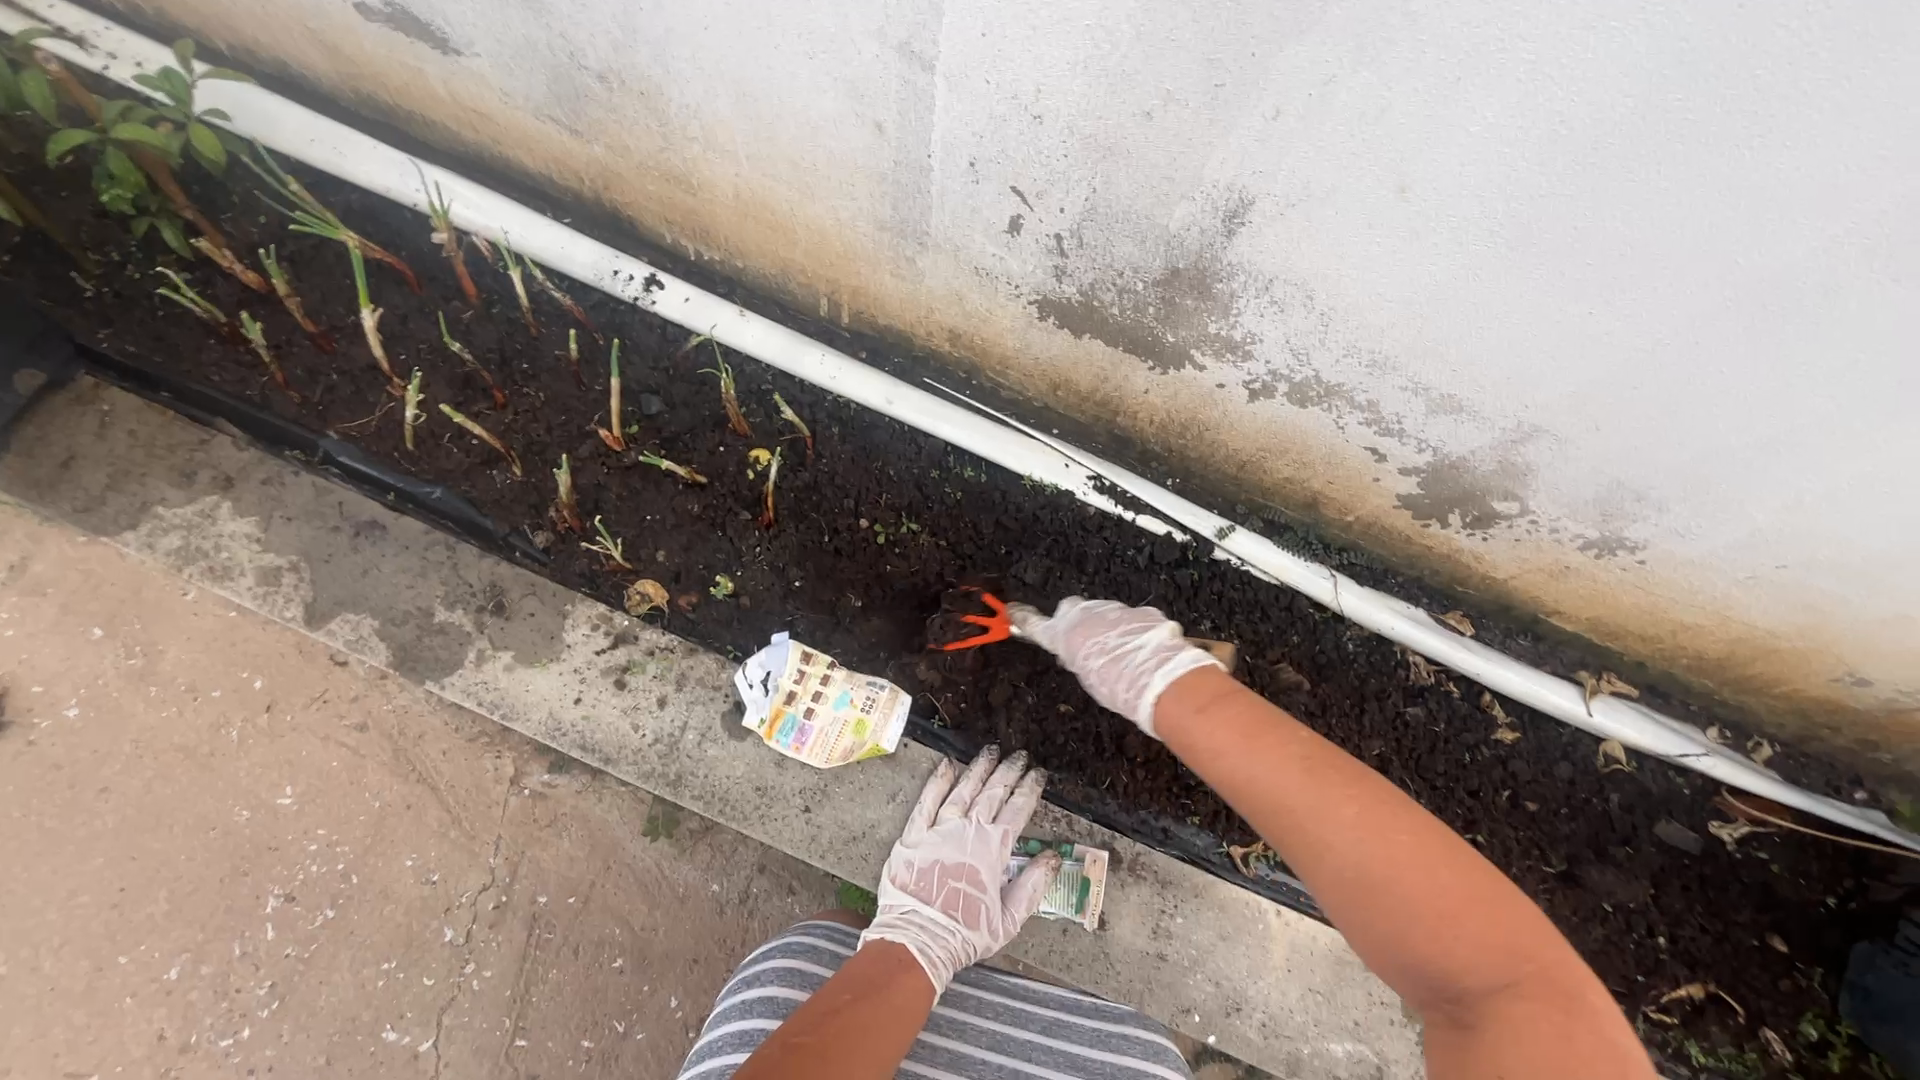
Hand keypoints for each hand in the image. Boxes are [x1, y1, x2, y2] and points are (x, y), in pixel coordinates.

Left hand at [859, 746, 1059, 994]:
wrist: (919, 940)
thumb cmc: (966, 934)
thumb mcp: (1009, 918)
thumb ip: (1032, 885)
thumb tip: (1052, 858)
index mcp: (993, 849)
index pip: (1017, 810)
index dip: (1029, 789)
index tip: (1038, 774)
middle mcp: (967, 831)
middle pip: (992, 793)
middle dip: (1008, 772)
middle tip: (1019, 755)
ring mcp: (938, 829)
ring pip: (962, 790)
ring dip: (978, 769)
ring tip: (990, 751)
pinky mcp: (913, 834)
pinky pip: (926, 801)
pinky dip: (937, 781)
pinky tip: (947, 765)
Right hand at [1008, 597, 1223, 737]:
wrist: (1160, 678)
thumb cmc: (1117, 687)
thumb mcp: (1086, 677)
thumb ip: (1076, 658)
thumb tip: (1074, 653)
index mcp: (1065, 633)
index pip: (1037, 624)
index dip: (1024, 619)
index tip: (1012, 610)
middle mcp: (1087, 614)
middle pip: (1071, 609)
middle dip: (1075, 621)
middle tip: (1084, 644)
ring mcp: (1116, 609)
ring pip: (1103, 613)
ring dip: (1106, 626)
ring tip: (1119, 652)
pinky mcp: (1142, 612)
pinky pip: (1131, 618)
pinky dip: (1132, 630)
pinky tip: (1142, 648)